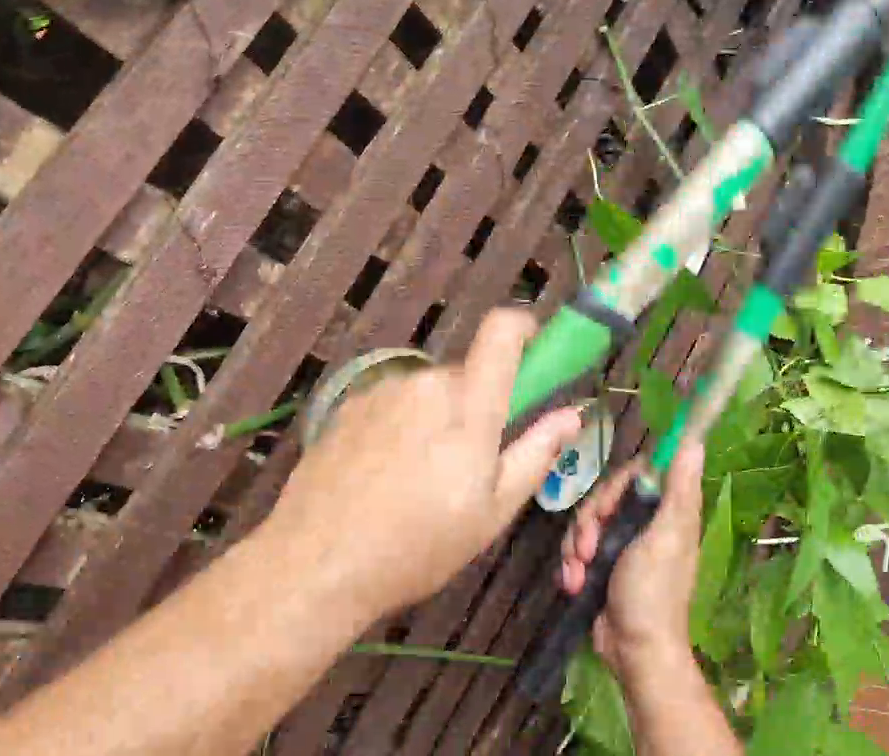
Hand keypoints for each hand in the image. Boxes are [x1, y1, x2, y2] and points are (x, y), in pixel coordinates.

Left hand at [266, 309, 584, 618]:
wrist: (316, 562)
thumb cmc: (418, 546)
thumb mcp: (491, 512)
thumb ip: (535, 454)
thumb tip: (571, 414)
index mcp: (468, 404)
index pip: (501, 330)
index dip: (524, 326)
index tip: (536, 350)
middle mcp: (426, 382)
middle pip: (468, 373)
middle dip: (479, 404)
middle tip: (472, 462)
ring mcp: (382, 391)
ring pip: (429, 391)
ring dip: (437, 418)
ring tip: (421, 480)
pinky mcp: (350, 405)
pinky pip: (394, 403)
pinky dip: (402, 426)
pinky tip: (384, 476)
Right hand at [559, 440, 704, 684]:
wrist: (633, 652)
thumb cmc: (653, 592)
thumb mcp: (667, 536)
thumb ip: (678, 489)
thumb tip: (695, 440)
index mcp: (666, 513)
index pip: (636, 474)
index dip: (615, 485)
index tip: (607, 506)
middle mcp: (644, 524)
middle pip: (604, 497)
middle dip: (589, 521)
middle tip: (590, 548)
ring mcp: (620, 546)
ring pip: (586, 522)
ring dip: (577, 547)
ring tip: (580, 572)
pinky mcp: (600, 567)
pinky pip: (576, 549)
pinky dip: (572, 565)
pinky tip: (573, 584)